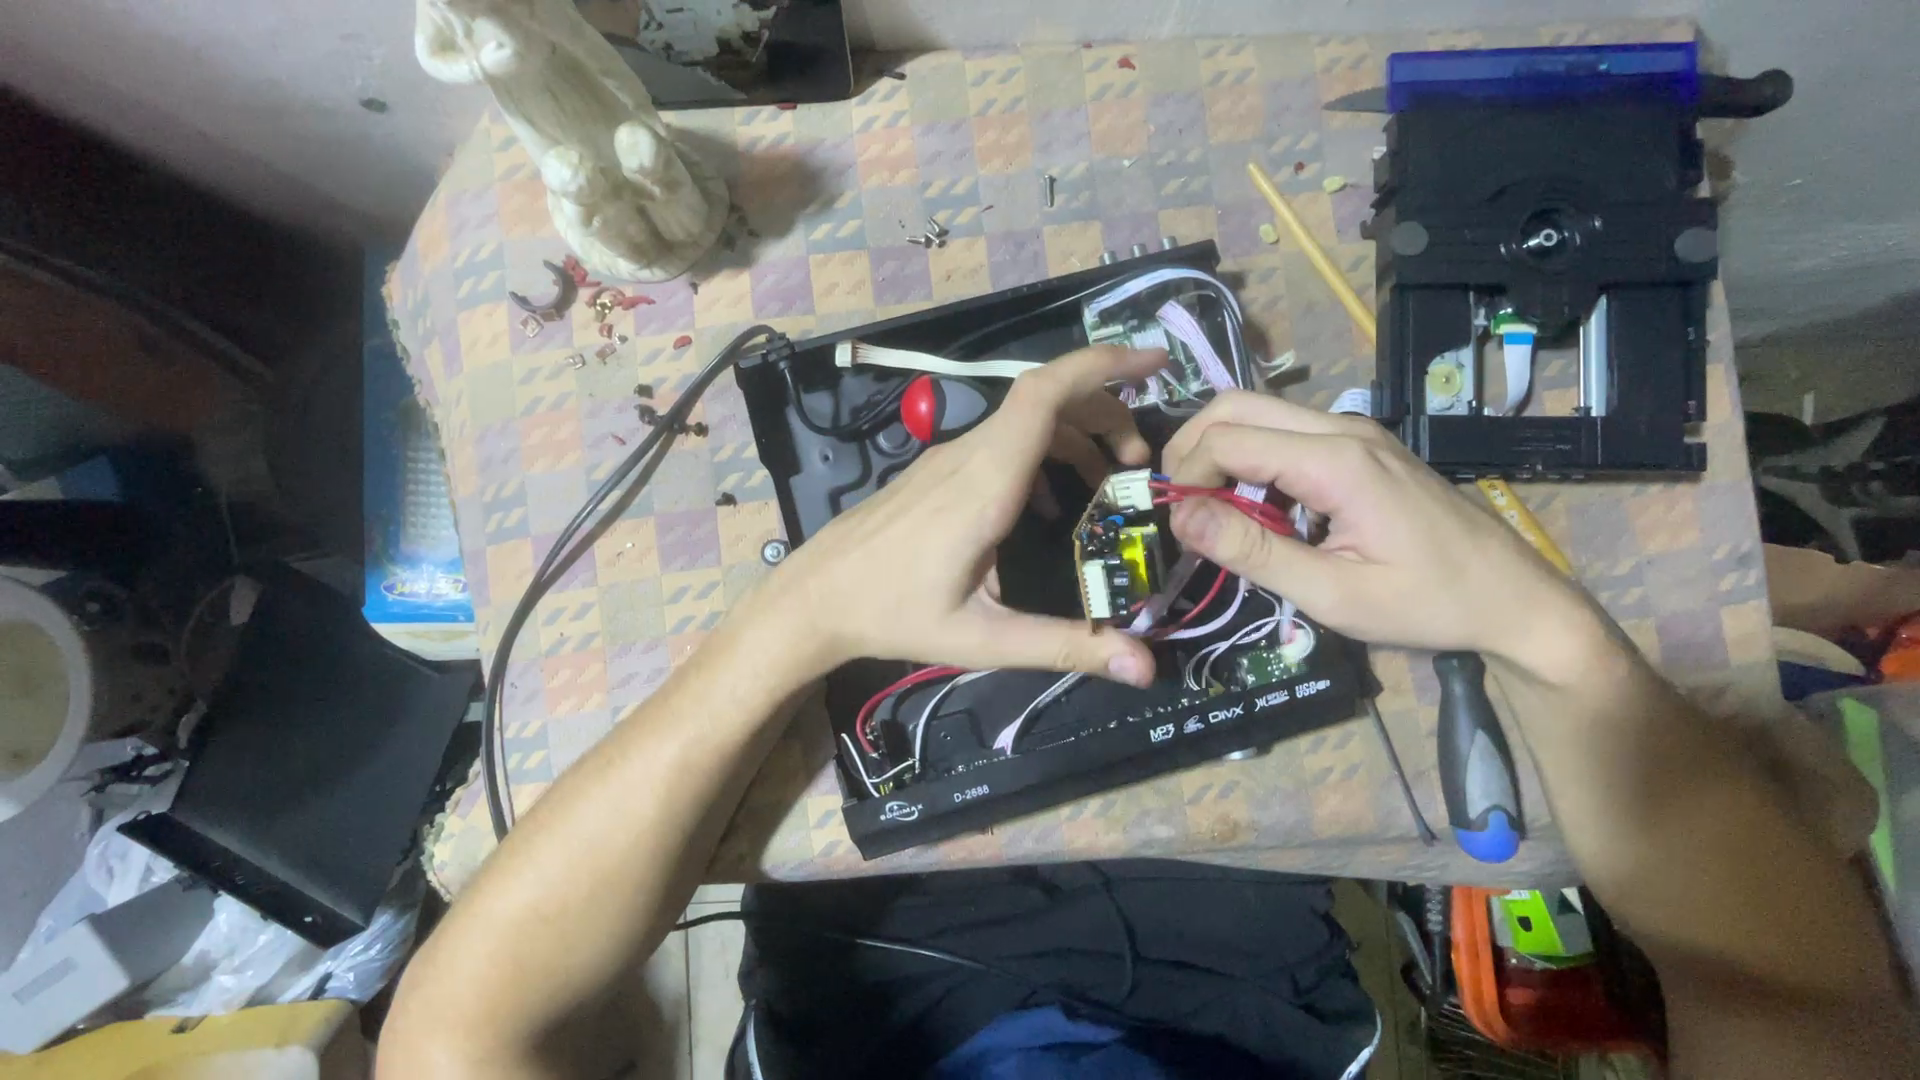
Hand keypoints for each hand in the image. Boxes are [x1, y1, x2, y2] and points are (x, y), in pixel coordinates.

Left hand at [752, 346, 1165, 685]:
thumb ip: (1065, 646)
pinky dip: (1044, 455)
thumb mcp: (984, 640)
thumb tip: (1145, 668)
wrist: (814, 597)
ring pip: (1024, 421)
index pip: (1043, 396)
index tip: (1154, 362)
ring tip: (1110, 482)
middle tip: (1141, 460)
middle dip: (1105, 411)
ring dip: (1077, 436)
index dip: (1101, 366)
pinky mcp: (937, 472)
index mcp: (984, 484)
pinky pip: (1003, 443)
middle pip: (1045, 399)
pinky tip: (1052, 506)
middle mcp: (967, 457)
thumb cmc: (892, 615)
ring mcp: (948, 460)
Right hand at [1161, 391, 1603, 677]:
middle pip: (1236, 405)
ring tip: (1209, 508)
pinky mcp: (1360, 447)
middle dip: (1191, 448)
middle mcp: (1342, 429)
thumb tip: (1180, 516)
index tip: (1176, 525)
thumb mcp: (1332, 594)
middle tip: (1178, 504)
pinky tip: (1255, 506)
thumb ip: (1251, 552)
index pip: (1228, 438)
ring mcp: (1354, 433)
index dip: (1186, 475)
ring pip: (1258, 412)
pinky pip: (1284, 432)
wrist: (1515, 598)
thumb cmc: (1425, 604)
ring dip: (1219, 450)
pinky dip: (1250, 458)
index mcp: (1336, 461)